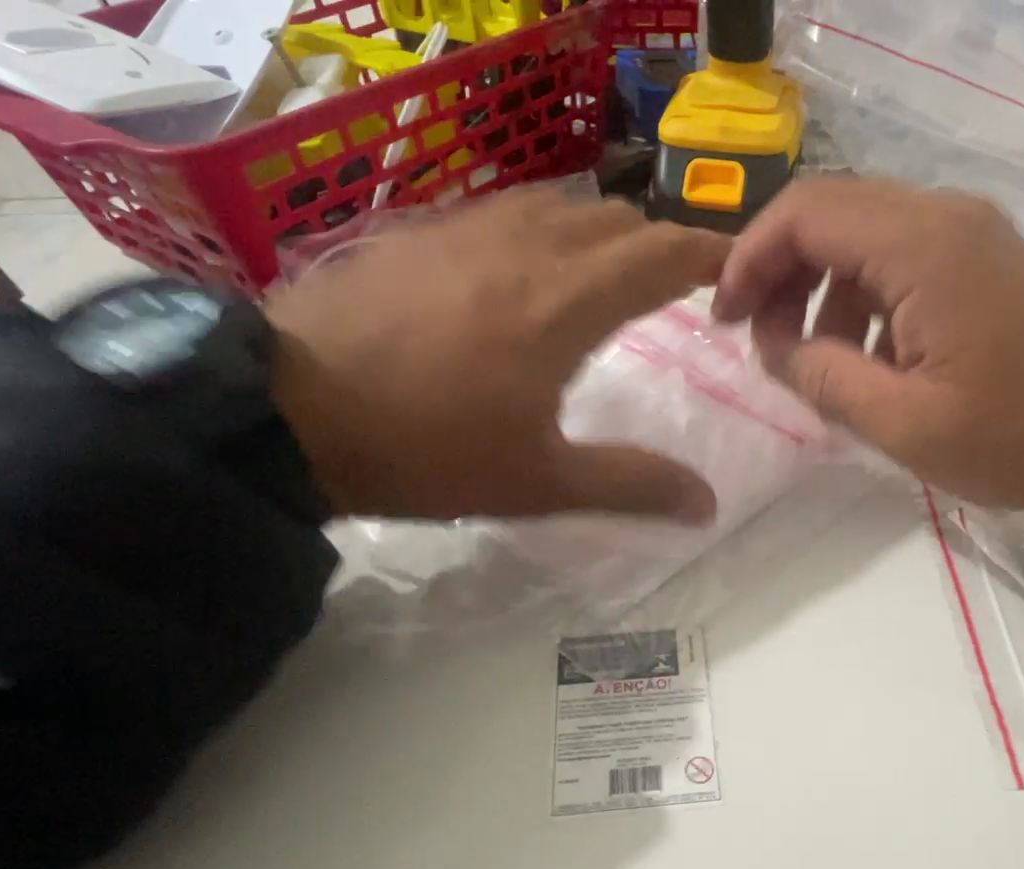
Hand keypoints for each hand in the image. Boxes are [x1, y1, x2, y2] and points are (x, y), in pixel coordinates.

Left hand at [266, 190, 729, 521]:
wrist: (289, 413)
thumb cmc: (426, 452)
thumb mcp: (538, 483)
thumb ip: (631, 483)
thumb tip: (707, 505)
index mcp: (566, 303)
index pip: (661, 255)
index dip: (709, 255)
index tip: (735, 270)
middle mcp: (526, 247)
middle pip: (617, 222)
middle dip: (656, 247)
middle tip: (669, 290)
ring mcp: (467, 230)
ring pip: (560, 208)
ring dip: (599, 234)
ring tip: (603, 275)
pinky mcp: (421, 233)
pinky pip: (507, 212)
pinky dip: (542, 231)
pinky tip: (522, 270)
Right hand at [711, 178, 1023, 519]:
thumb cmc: (1019, 436)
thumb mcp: (903, 424)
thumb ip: (821, 377)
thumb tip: (771, 343)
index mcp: (921, 246)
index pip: (804, 213)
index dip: (748, 260)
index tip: (724, 320)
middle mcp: (943, 216)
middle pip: (829, 211)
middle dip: (777, 269)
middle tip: (755, 337)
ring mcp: (969, 232)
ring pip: (862, 232)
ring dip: (819, 286)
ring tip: (808, 358)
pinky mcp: (983, 258)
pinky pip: (900, 255)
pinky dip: (862, 294)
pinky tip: (865, 355)